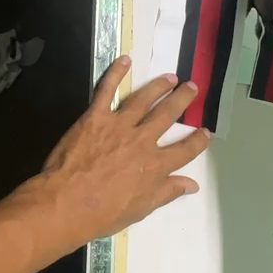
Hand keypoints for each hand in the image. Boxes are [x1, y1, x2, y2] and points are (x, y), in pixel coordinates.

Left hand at [13, 56, 211, 249]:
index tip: (206, 131)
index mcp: (155, 166)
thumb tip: (192, 185)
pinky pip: (106, 90)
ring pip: (143, 99)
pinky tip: (125, 60)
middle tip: (192, 87)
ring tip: (170, 77)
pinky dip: (116, 73)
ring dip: (158, 86)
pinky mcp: (95, 116)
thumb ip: (167, 192)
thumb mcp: (141, 209)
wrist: (66, 202)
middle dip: (182, 100)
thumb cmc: (103, 212)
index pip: (185, 150)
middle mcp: (142, 141)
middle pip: (168, 115)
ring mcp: (119, 125)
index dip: (198, 140)